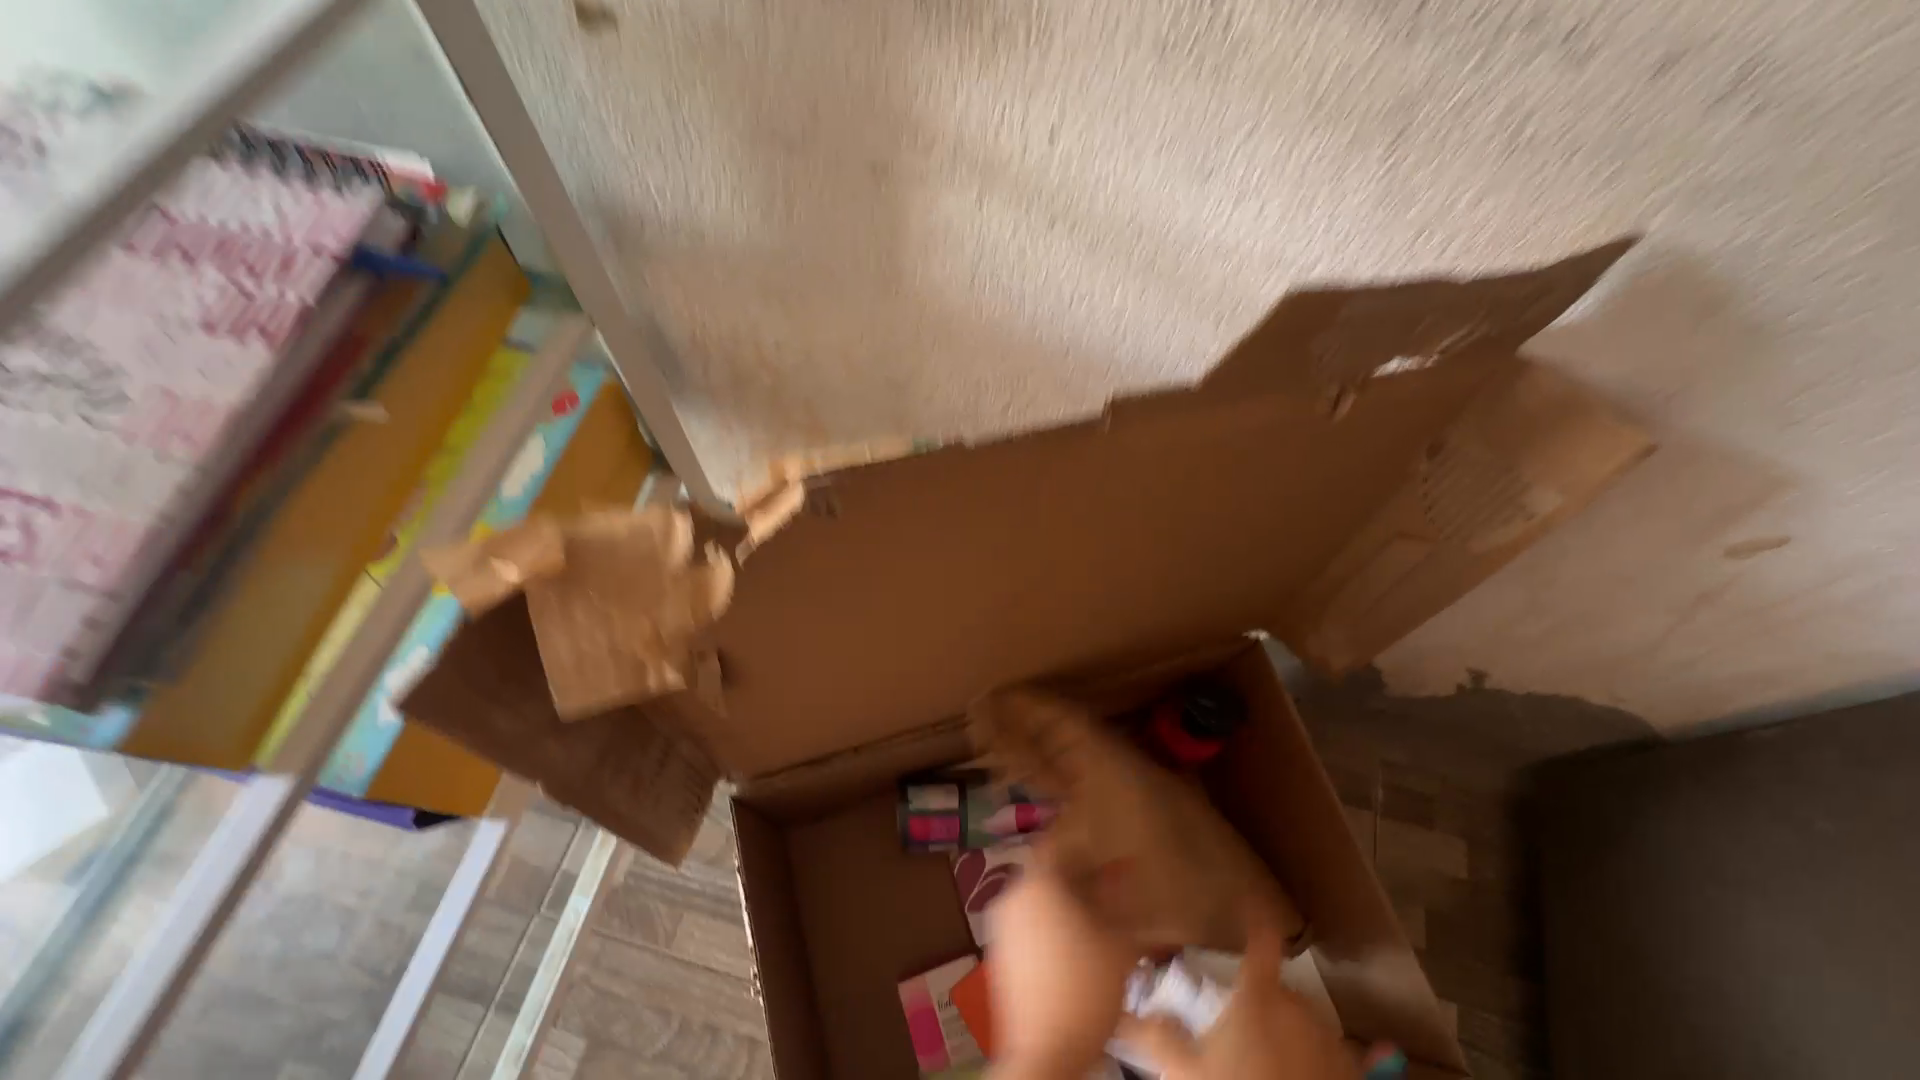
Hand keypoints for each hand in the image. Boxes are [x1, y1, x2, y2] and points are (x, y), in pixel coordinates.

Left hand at [986, 847, 1140, 1079]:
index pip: (1058, 846)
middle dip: (1077, 878)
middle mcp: (1012, 896)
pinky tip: (1075, 945)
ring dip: (1064, 901)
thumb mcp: (1117, 941)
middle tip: (1108, 888)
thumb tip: (1122, 873)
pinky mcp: (999, 952)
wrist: (1046, 1050)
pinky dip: (1049, 923)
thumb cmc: (1087, 987)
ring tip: (1097, 918)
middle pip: (1046, 873)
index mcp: (1038, 883)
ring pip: (1036, 899)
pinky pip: (1027, 923)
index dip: (1083, 848)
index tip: (1106, 854)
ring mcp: (1001, 925)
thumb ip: (1118, 899)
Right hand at [1118, 907, 1357, 1079]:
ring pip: (1308, 1023)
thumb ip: (1157, 1036)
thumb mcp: (1186, 1071)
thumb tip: (1121, 1011)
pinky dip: (1337, 1057)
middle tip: (1240, 1031)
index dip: (1255, 919)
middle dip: (1263, 1001)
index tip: (1252, 902)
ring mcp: (1330, 1039)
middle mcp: (1299, 1006)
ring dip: (1294, 1032)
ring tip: (1272, 1063)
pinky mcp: (1353, 1071)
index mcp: (1258, 996)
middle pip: (1280, 989)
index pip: (1260, 941)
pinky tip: (1344, 1064)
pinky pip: (1344, 1055)